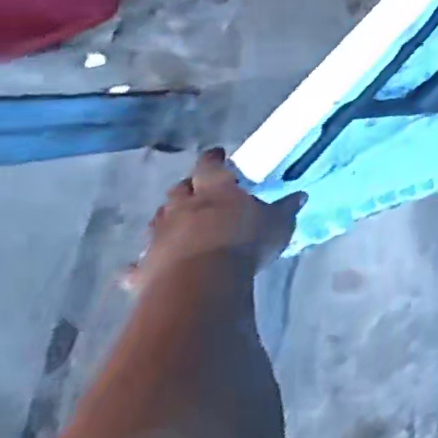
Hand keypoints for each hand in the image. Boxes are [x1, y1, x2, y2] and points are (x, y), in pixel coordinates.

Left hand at [125, 149, 305, 290]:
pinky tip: (138, 268)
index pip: (210, 166)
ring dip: (166, 219)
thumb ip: (286, 209)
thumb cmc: (244, 243)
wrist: (200, 283)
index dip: (213, 159)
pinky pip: (136, 265)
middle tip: (196, 190)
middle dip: (187, 187)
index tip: (217, 154)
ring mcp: (158, 237)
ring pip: (157, 221)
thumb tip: (300, 195)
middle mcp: (182, 208)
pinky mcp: (143, 268)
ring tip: (175, 224)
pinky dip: (138, 264)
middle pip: (179, 190)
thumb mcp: (277, 224)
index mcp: (214, 190)